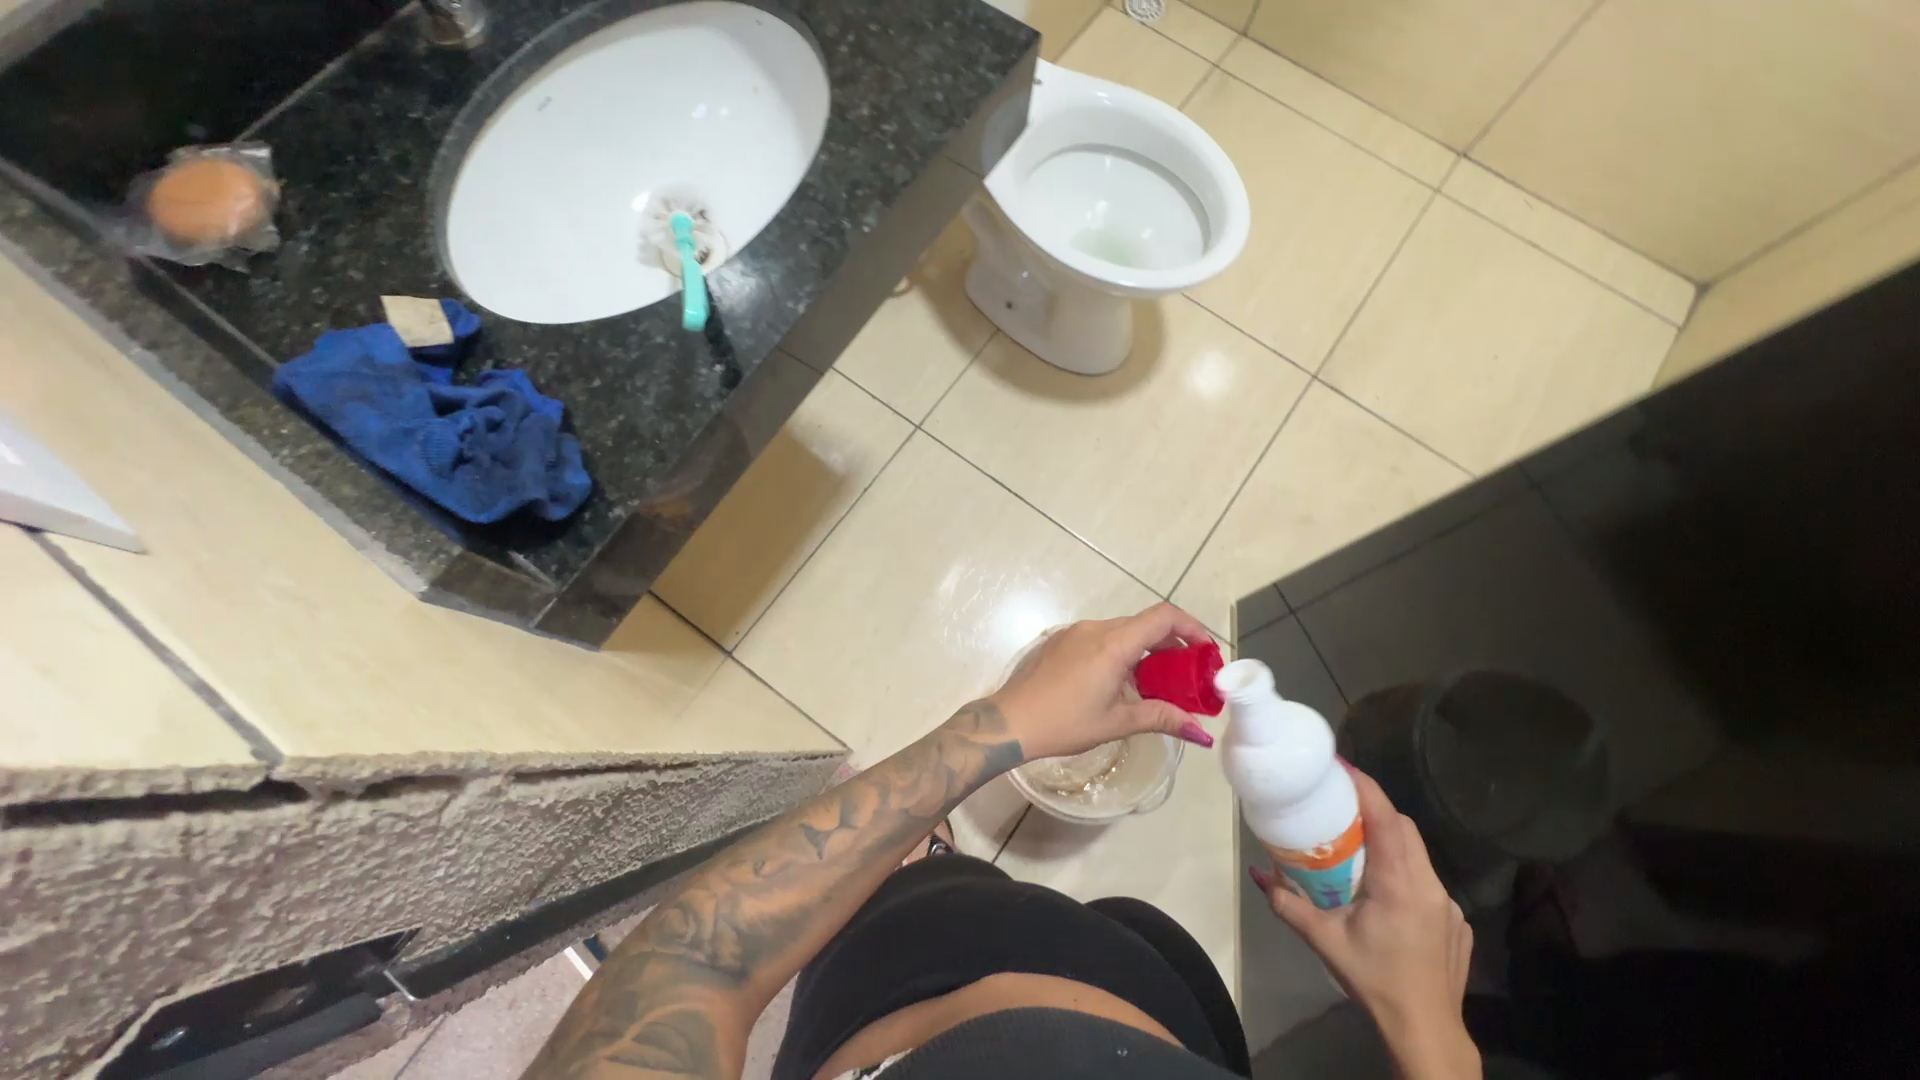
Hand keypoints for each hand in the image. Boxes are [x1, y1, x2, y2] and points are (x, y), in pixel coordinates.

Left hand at [981, 602, 1217, 763]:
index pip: (1163, 616)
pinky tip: (1121, 682)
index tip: (1205, 650)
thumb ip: (1162, 718)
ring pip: (1122, 631)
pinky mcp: (1061, 641)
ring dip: (1145, 650)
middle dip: (1172, 645)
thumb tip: (1201, 731)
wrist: (1010, 721)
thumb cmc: (1065, 722)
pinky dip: (1121, 652)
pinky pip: (1101, 637)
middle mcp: (1095, 629)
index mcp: (1113, 644)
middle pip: (1144, 624)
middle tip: (1188, 675)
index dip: (1191, 627)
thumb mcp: (1117, 723)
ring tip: (1157, 683)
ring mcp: (1075, 632)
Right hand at [1251, 766, 1477, 1079]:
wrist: (1427, 1029)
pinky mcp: (1456, 920)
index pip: (1386, 818)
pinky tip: (1385, 894)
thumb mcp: (1324, 941)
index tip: (1342, 768)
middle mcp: (1428, 884)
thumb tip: (1258, 874)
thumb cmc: (1373, 980)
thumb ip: (1288, 905)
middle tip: (1342, 805)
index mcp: (1398, 883)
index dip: (1366, 788)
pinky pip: (1427, 880)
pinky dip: (1404, 870)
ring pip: (1418, 853)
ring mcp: (1447, 902)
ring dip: (1390, 839)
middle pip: (1405, 828)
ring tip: (1359, 843)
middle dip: (1375, 808)